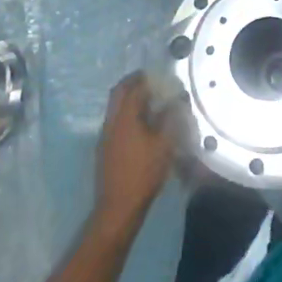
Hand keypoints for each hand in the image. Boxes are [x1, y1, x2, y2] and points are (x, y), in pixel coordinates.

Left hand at [94, 72, 179, 226]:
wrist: (119, 206)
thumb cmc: (144, 173)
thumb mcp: (165, 144)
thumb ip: (171, 118)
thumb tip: (176, 99)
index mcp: (125, 117)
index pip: (135, 87)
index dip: (148, 78)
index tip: (161, 75)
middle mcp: (111, 121)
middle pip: (119, 91)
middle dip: (134, 82)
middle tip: (151, 81)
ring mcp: (105, 135)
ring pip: (115, 105)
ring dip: (129, 97)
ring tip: (150, 100)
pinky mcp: (105, 147)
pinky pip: (115, 119)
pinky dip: (127, 112)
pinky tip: (142, 123)